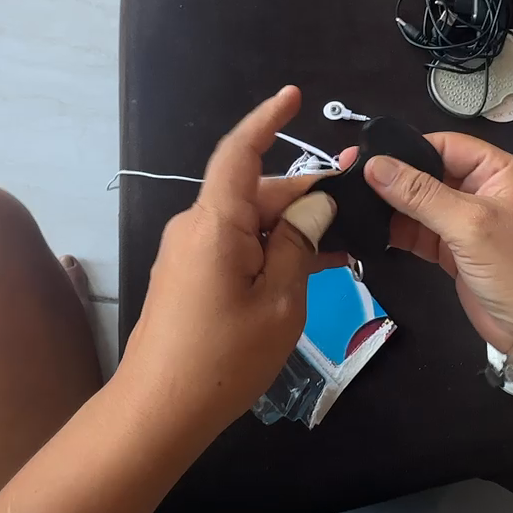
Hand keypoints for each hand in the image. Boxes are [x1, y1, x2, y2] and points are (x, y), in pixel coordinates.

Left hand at [118, 86, 344, 438]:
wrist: (155, 416)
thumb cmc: (223, 359)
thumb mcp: (280, 300)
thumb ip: (300, 243)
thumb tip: (318, 206)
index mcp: (216, 222)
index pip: (240, 151)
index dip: (268, 119)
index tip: (294, 96)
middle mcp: (197, 226)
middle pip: (256, 192)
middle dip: (305, 199)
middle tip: (357, 212)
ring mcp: (190, 251)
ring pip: (251, 222)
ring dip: (293, 230)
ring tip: (343, 249)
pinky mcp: (189, 274)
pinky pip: (237, 246)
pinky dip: (272, 251)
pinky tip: (308, 268)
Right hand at [368, 134, 512, 371]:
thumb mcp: (470, 226)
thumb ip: (420, 194)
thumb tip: (374, 164)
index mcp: (499, 171)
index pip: (446, 145)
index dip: (407, 147)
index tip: (365, 153)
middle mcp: (484, 191)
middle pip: (431, 173)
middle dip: (394, 177)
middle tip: (349, 176)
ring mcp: (469, 223)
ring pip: (422, 204)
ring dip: (391, 206)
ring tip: (351, 202)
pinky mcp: (456, 251)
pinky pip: (421, 232)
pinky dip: (398, 232)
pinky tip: (369, 230)